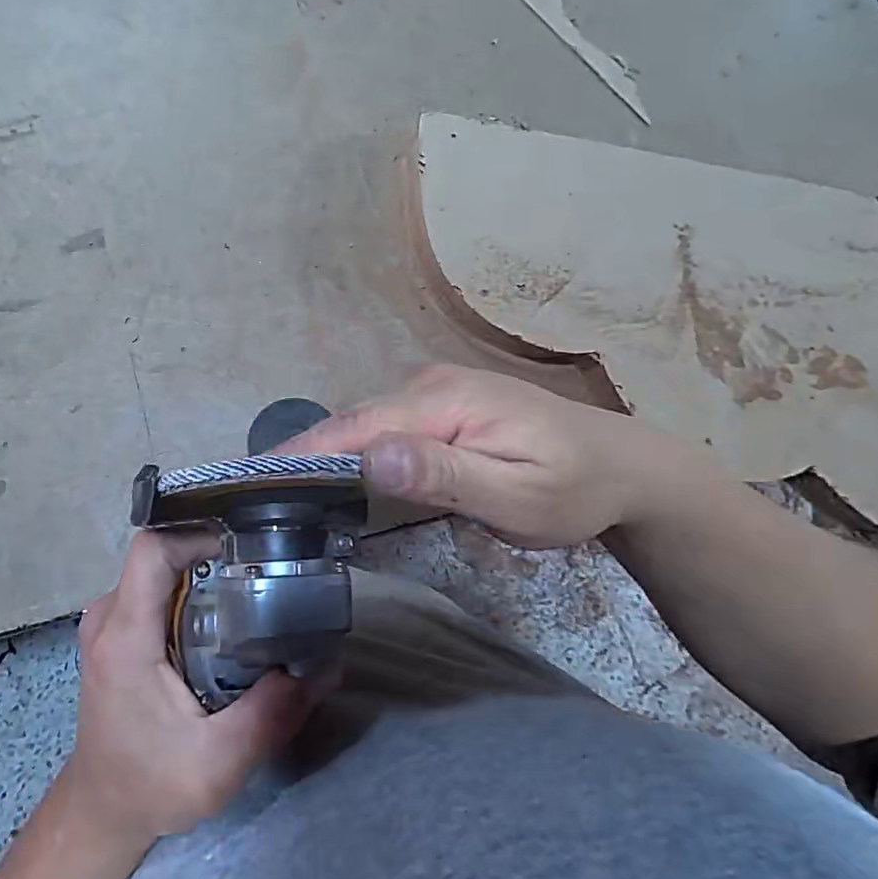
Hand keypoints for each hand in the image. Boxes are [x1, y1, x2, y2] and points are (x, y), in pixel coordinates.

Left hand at [62, 532, 321, 843]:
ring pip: (156, 571)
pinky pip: (150, 589)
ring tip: (248, 592)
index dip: (197, 535)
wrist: (101, 807)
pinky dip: (185, 591)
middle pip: (159, 556)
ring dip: (199, 573)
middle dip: (210, 556)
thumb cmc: (151, 784)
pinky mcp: (113, 632)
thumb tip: (324, 668)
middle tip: (261, 573)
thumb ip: (271, 715)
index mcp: (126, 637)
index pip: (152, 551)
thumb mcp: (218, 763)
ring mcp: (106, 622)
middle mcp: (108, 617)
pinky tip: (220, 617)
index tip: (244, 547)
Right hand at [276, 364, 694, 547]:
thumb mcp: (518, 495)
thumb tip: (373, 456)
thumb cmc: (572, 488)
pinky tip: (333, 467)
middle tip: (255, 489)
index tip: (255, 475)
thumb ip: (445, 474)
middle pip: (352, 420)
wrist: (623, 466)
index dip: (306, 451)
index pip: (357, 427)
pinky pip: (381, 423)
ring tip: (280, 480)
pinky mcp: (440, 403)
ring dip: (323, 448)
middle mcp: (429, 383)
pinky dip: (350, 445)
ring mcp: (434, 389)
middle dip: (305, 450)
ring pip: (364, 421)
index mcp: (444, 400)